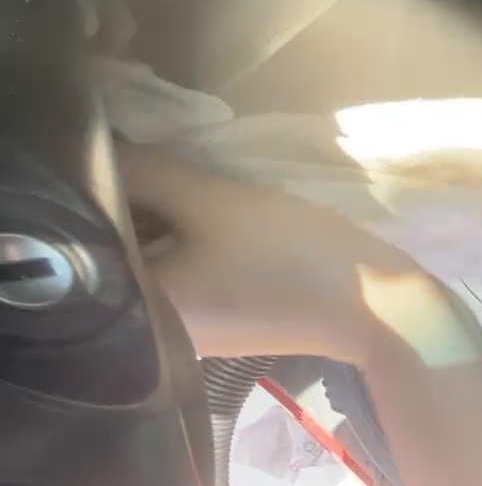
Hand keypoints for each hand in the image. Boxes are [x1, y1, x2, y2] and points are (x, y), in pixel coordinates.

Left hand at [121, 145, 425, 363]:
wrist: (389, 312)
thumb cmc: (300, 262)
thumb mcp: (220, 202)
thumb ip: (146, 172)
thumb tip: (109, 157)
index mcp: (138, 302)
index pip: (87, 231)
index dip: (112, 192)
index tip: (150, 171)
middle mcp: (155, 325)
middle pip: (122, 249)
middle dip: (145, 210)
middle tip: (183, 180)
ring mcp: (199, 328)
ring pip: (161, 261)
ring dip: (178, 229)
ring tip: (212, 204)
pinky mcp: (233, 323)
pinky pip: (195, 277)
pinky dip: (205, 251)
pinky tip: (235, 234)